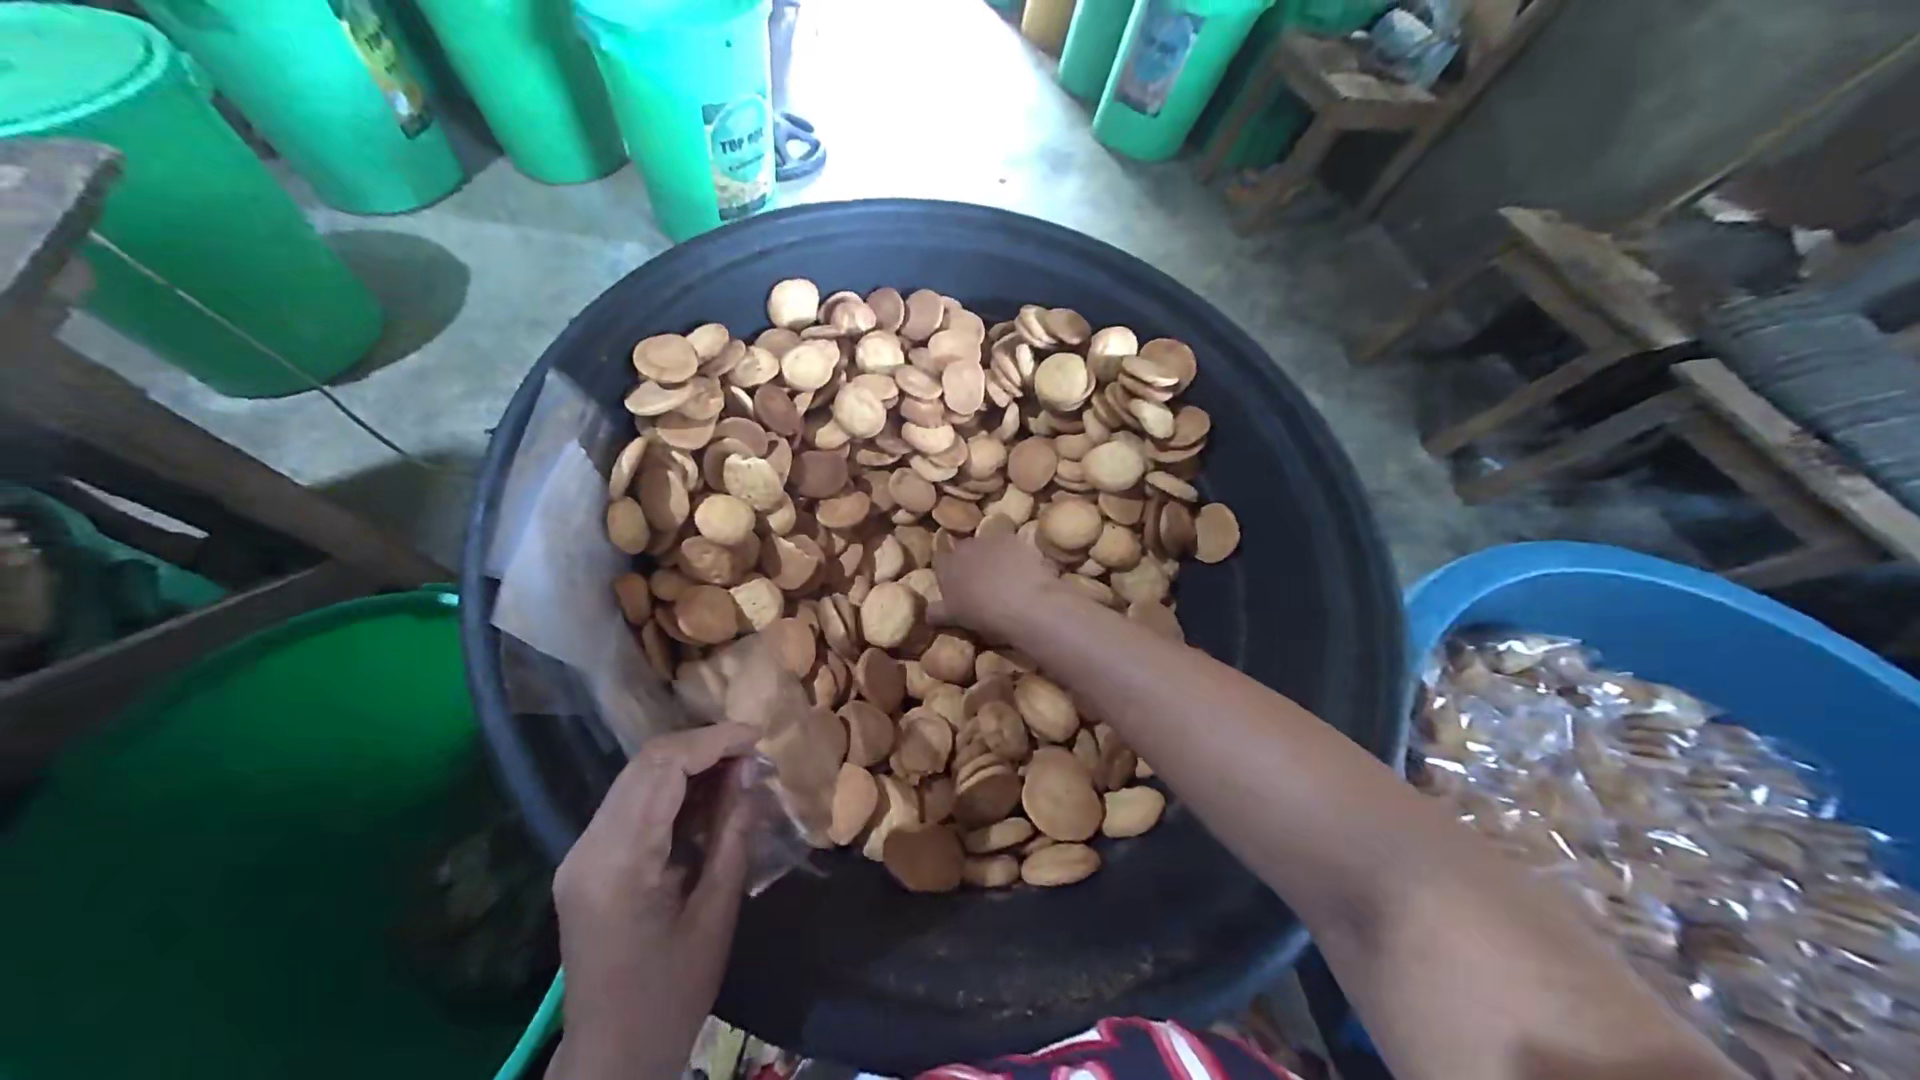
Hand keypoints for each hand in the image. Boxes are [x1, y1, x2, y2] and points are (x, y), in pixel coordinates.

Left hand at [547, 723, 758, 1079]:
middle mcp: (588, 846)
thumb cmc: (673, 992)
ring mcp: (581, 852)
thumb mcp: (717, 912)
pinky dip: (672, 788)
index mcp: (618, 861)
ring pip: (637, 778)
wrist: (612, 1055)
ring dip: (689, 764)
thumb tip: (751, 772)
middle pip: (645, 764)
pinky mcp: (586, 861)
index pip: (662, 767)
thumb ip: (733, 832)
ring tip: (738, 769)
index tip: (758, 737)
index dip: (713, 741)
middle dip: (704, 747)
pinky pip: (631, 803)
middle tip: (753, 753)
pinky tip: (707, 796)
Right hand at [931, 530, 1068, 638]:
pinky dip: (1013, 554)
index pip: (939, 559)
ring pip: (986, 545)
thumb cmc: (982, 614)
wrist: (1023, 604)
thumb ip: (937, 613)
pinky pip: (1010, 544)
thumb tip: (927, 614)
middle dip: (969, 562)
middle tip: (979, 581)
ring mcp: (990, 540)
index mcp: (947, 565)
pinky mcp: (1014, 539)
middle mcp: (965, 547)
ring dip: (990, 556)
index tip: (954, 583)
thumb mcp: (953, 618)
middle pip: (963, 550)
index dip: (946, 570)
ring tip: (1003, 576)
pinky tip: (1021, 570)